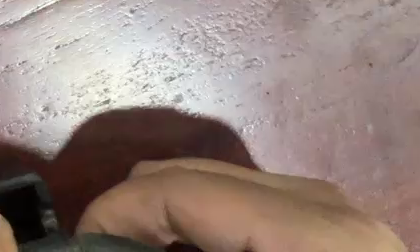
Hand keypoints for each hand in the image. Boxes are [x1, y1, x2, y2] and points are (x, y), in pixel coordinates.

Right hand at [77, 158, 403, 251]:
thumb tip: (96, 251)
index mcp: (309, 234)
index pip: (177, 188)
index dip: (114, 213)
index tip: (76, 248)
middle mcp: (326, 205)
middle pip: (189, 174)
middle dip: (134, 216)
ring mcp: (339, 216)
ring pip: (214, 183)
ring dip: (167, 222)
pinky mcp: (343, 234)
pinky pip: (247, 205)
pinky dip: (205, 230)